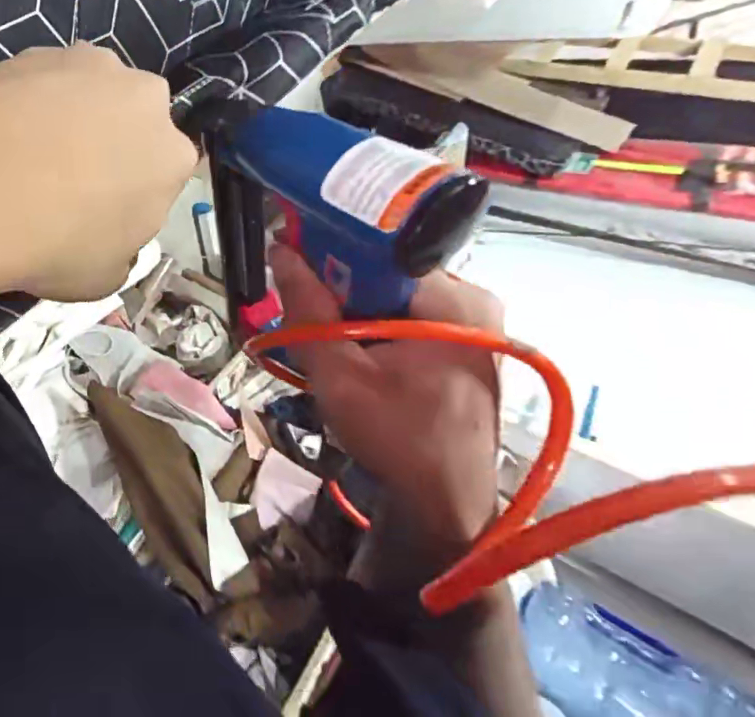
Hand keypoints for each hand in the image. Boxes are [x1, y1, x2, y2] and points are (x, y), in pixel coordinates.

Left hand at [0, 44, 196, 301]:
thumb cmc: (56, 242)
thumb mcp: (102, 278)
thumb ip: (119, 254)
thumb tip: (109, 243)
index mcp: (172, 157)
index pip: (161, 172)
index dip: (130, 191)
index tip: (97, 208)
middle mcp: (146, 100)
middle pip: (132, 120)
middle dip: (108, 141)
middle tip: (62, 176)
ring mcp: (94, 66)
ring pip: (90, 91)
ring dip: (69, 113)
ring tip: (22, 149)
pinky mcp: (42, 49)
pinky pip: (45, 77)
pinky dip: (29, 97)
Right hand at [269, 244, 502, 548]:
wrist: (446, 507)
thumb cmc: (397, 439)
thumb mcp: (339, 375)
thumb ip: (307, 310)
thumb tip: (279, 249)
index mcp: (454, 300)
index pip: (383, 247)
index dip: (332, 249)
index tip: (295, 257)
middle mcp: (474, 301)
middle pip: (387, 270)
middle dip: (341, 286)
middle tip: (305, 306)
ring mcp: (476, 325)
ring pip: (395, 293)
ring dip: (355, 308)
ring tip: (326, 333)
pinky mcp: (466, 345)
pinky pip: (409, 315)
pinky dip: (377, 325)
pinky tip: (355, 350)